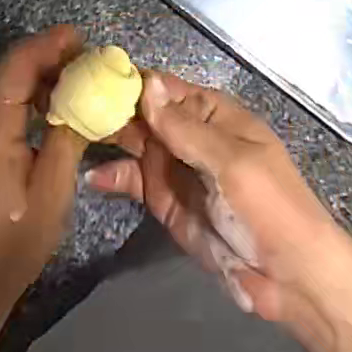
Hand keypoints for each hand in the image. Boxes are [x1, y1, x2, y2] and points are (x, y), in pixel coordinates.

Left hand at [0, 25, 89, 312]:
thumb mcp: (52, 189)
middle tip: (89, 57)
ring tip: (78, 77)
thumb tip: (86, 96)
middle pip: (9, 67)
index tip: (84, 38)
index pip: (18, 64)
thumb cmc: (13, 240)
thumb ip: (68, 135)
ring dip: (37, 73)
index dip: (50, 44)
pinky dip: (24, 93)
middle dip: (48, 55)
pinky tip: (51, 104)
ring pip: (3, 81)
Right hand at [87, 71, 351, 321]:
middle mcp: (187, 133)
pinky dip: (110, 175)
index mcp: (211, 113)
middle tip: (62, 102)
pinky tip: (89, 175)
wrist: (290, 278)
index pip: (161, 86)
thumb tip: (146, 82)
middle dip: (106, 105)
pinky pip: (131, 180)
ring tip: (66, 130)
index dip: (126, 79)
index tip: (85, 74)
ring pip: (131, 141)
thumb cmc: (270, 207)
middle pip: (140, 111)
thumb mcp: (230, 162)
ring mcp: (173, 167)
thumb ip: (184, 126)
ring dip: (102, 135)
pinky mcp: (164, 200)